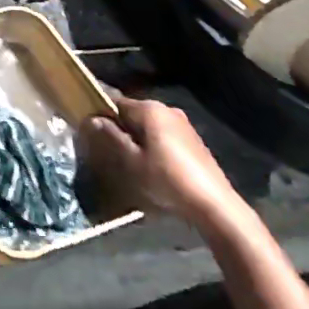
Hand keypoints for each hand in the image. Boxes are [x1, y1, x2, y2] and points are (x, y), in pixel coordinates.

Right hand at [84, 91, 243, 227]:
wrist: (216, 206)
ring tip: (133, 161)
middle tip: (113, 151)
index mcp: (149, 109)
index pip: (116, 102)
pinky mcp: (194, 140)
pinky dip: (155, 144)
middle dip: (122, 128)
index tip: (95, 132)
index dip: (103, 115)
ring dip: (140, 137)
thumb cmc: (168, 180)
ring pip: (150, 124)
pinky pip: (165, 134)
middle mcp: (166, 109)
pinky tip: (156, 166)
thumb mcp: (133, 161)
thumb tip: (93, 119)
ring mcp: (183, 124)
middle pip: (134, 113)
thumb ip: (111, 136)